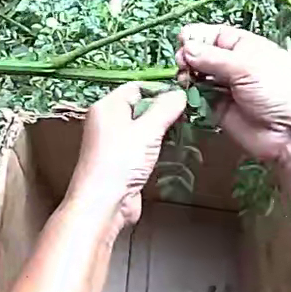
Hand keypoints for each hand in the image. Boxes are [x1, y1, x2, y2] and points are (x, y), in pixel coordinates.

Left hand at [63, 82, 188, 226]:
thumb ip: (165, 108)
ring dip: (162, 129)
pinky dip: (155, 145)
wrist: (103, 204)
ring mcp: (113, 142)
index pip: (136, 87)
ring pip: (142, 127)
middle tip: (187, 114)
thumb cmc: (120, 161)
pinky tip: (171, 148)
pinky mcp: (121, 161)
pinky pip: (141, 145)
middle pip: (140, 106)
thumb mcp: (147, 129)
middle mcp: (107, 121)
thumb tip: (179, 93)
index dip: (160, 90)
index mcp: (107, 106)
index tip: (183, 96)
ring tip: (183, 130)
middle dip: (163, 110)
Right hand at [176, 24, 290, 164]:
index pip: (215, 35)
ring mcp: (226, 87)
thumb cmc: (278, 91)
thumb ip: (213, 58)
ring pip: (198, 75)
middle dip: (189, 56)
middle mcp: (234, 65)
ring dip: (188, 75)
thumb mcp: (246, 67)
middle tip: (182, 63)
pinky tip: (188, 92)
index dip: (197, 36)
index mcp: (245, 47)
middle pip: (203, 54)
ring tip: (185, 79)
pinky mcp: (219, 109)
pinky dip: (191, 94)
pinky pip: (199, 97)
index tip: (181, 40)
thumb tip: (186, 47)